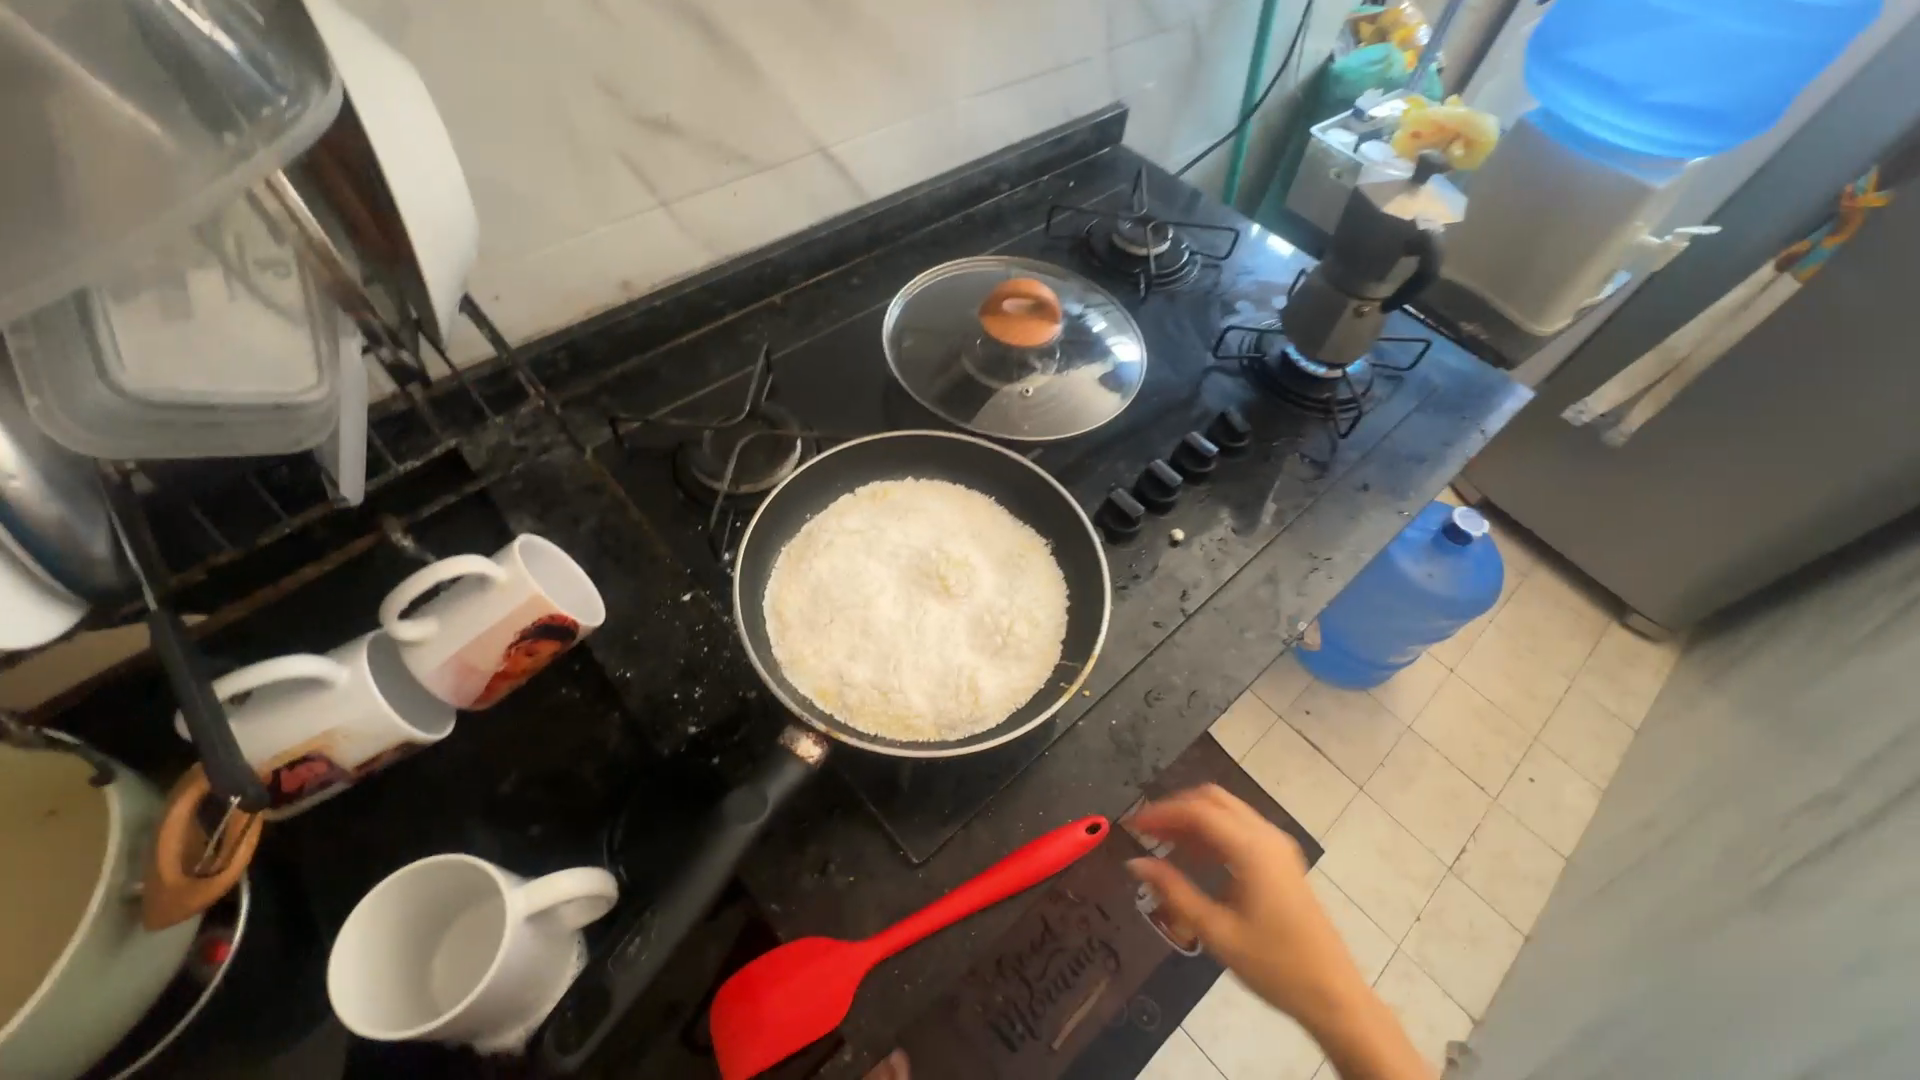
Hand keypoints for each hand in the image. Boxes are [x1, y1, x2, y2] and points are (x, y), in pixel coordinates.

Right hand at [1125, 785, 1367, 1030]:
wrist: (1333, 995)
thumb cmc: (1274, 966)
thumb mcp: (1216, 932)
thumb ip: (1173, 891)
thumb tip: (1136, 863)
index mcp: (1251, 849)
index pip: (1197, 811)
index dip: (1161, 812)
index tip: (1132, 824)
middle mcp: (1266, 836)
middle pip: (1213, 799)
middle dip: (1176, 809)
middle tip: (1146, 830)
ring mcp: (1278, 847)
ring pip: (1227, 811)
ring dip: (1193, 820)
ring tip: (1162, 843)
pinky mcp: (1282, 861)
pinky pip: (1240, 829)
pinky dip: (1212, 833)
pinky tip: (1193, 859)